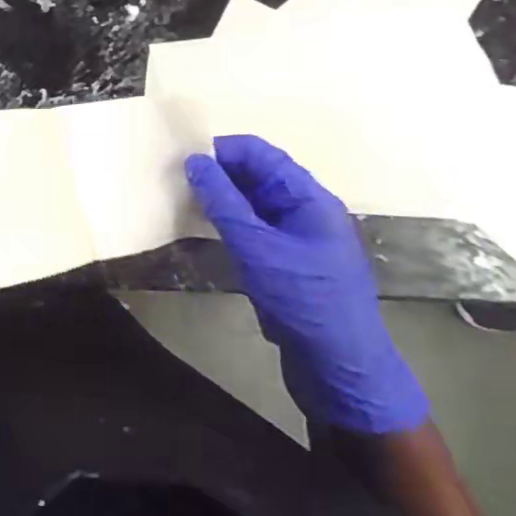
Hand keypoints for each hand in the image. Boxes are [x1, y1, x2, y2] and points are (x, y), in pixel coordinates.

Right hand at [185, 135, 428, 434]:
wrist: (339, 366)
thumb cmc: (303, 300)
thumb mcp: (257, 247)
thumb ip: (224, 202)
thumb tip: (195, 161)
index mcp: (309, 199)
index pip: (261, 154)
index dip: (222, 150)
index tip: (182, 159)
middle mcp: (305, 210)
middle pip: (256, 174)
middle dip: (218, 171)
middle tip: (175, 179)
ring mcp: (296, 236)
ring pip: (252, 200)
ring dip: (220, 196)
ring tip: (183, 198)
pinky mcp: (285, 259)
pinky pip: (252, 225)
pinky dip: (227, 219)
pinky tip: (204, 225)